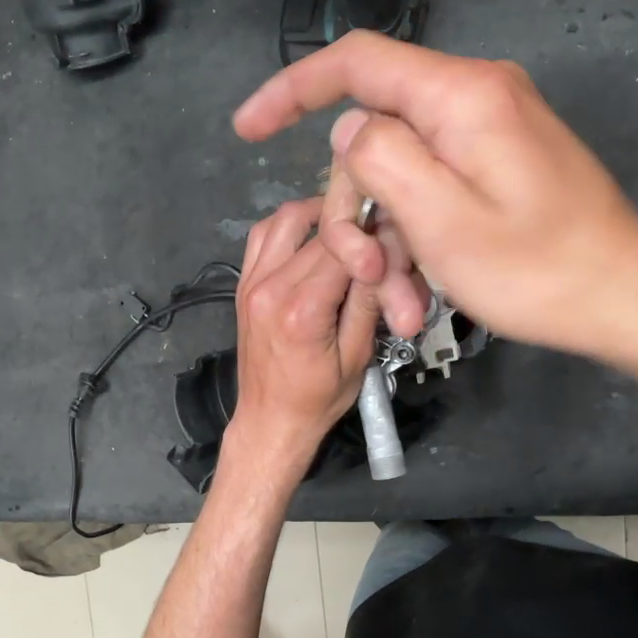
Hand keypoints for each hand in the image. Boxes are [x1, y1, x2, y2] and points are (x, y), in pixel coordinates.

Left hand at [229, 198, 382, 469]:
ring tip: (349, 231)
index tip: (393, 249)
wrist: (270, 421)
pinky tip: (313, 238)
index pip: (345, 248)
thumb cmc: (317, 400)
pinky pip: (263, 235)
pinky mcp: (244, 284)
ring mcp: (252, 283)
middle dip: (356, 233)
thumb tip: (389, 250)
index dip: (375, 241)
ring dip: (322, 216)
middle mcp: (270, 288)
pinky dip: (289, 227)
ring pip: (288, 219)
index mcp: (301, 311)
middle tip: (380, 245)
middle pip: (322, 232)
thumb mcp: (358, 356)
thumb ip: (370, 301)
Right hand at [232, 31, 637, 358]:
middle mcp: (473, 100)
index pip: (356, 63)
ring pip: (396, 176)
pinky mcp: (494, 165)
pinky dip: (413, 241)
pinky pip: (428, 192)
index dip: (291, 90)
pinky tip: (420, 294)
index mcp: (461, 98)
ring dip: (384, 243)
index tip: (248, 129)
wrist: (622, 302)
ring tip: (402, 308)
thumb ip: (382, 158)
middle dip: (354, 213)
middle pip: (370, 137)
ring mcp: (485, 133)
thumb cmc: (538, 271)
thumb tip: (346, 128)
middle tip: (366, 279)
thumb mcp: (441, 221)